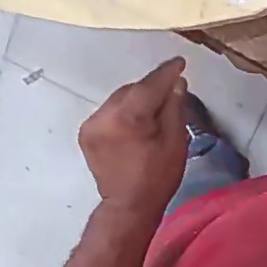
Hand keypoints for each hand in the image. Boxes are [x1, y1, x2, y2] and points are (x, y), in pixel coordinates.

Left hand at [78, 59, 190, 216]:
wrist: (129, 204)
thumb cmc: (159, 177)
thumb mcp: (176, 143)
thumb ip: (174, 109)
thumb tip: (176, 84)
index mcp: (128, 118)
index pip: (149, 86)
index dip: (166, 73)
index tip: (179, 62)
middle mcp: (104, 116)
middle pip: (132, 90)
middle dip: (152, 88)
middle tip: (172, 91)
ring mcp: (92, 124)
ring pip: (119, 99)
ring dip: (138, 99)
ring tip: (156, 108)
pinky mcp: (87, 133)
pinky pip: (109, 112)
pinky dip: (125, 110)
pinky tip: (138, 121)